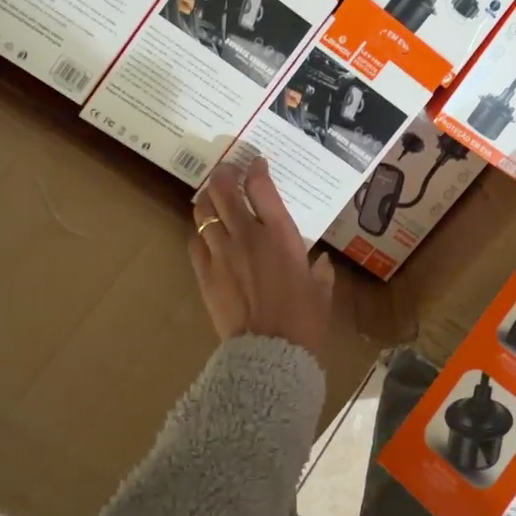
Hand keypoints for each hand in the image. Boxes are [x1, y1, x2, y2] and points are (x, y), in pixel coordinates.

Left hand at [188, 157, 335, 353]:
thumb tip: (321, 264)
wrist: (269, 351)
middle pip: (225, 192)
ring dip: (206, 199)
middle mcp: (248, 236)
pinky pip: (194, 242)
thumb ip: (321, 272)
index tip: (256, 163)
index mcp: (281, 235)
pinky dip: (198, 232)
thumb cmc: (303, 319)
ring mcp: (222, 253)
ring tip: (210, 196)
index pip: (262, 188)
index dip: (257, 170)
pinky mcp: (204, 274)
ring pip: (204, 212)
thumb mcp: (321, 292)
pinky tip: (203, 232)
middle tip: (226, 170)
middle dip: (224, 174)